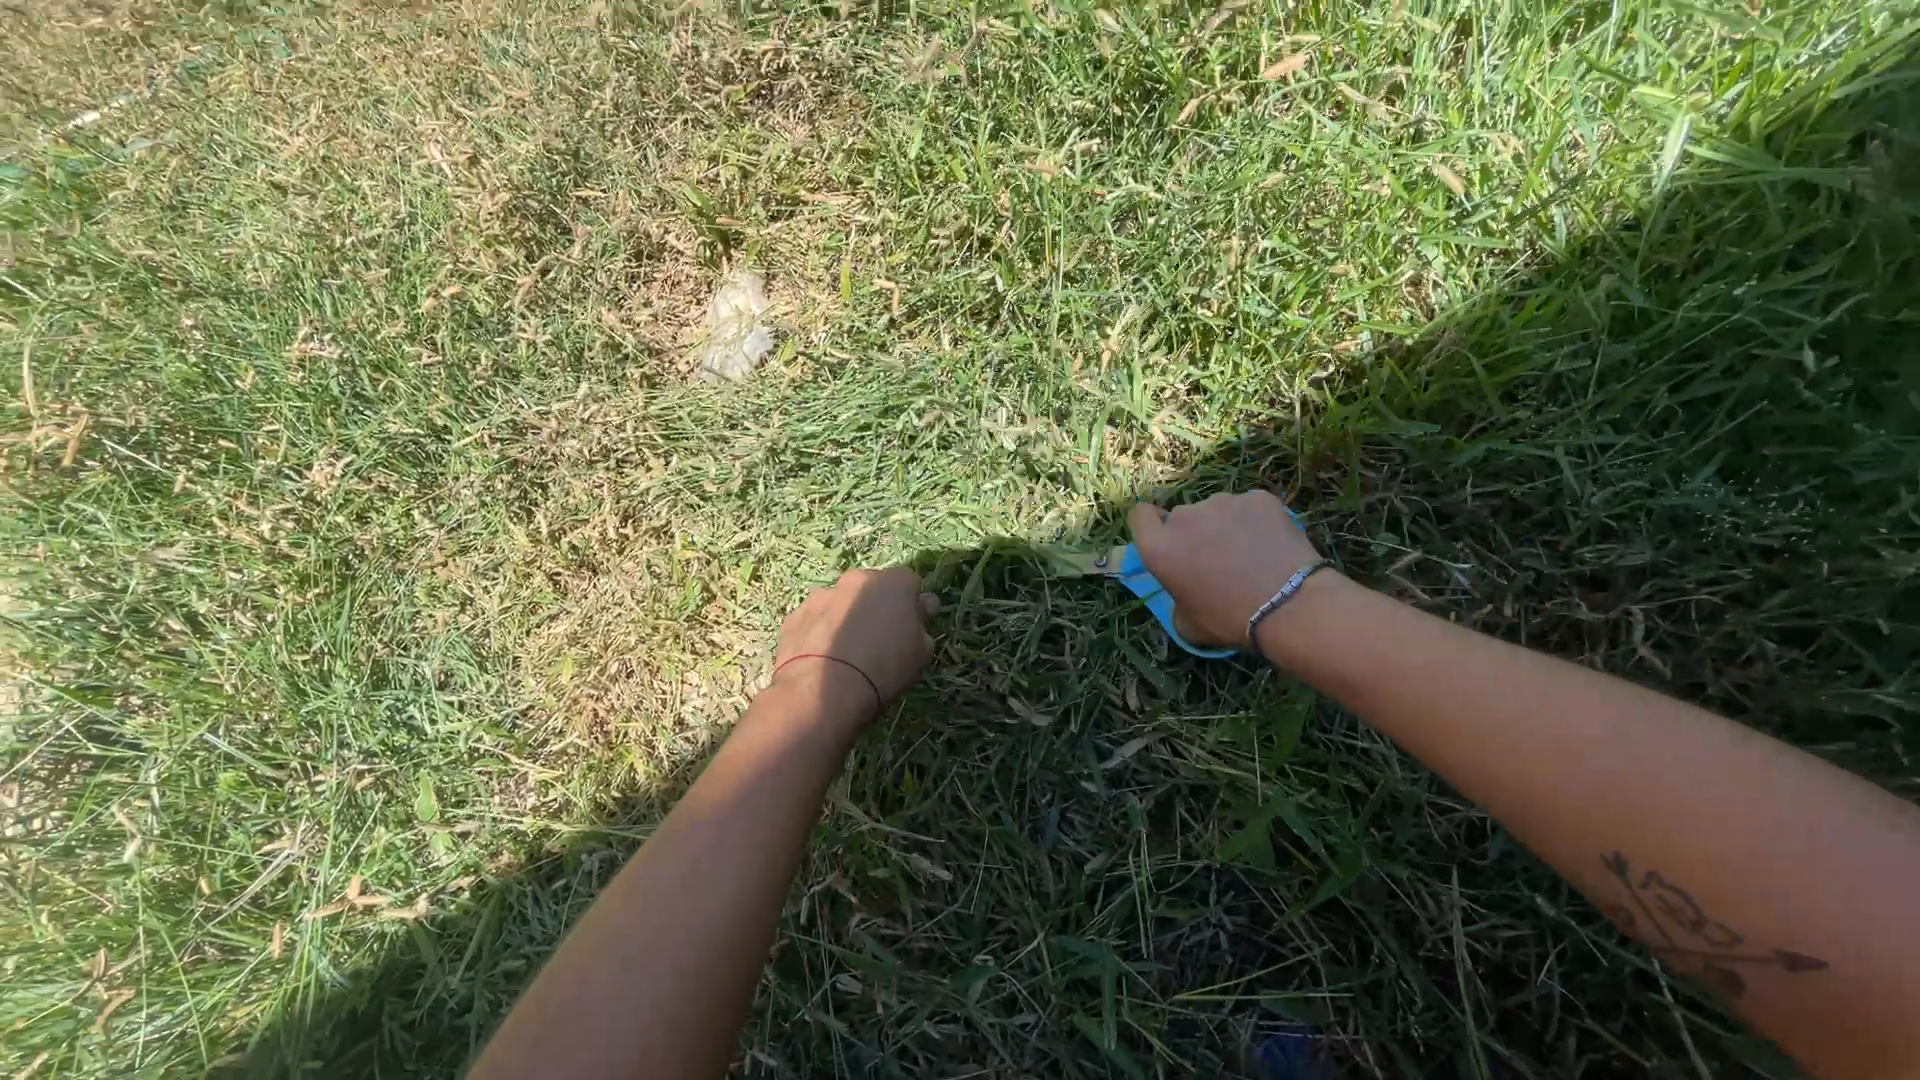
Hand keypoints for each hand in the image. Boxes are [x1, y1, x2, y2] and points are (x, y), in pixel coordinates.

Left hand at [772, 567, 938, 722]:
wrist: (825, 690)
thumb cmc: (884, 668)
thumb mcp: (921, 652)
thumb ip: (923, 622)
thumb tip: (923, 605)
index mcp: (893, 582)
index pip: (910, 583)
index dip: (911, 605)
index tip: (909, 627)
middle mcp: (857, 579)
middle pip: (873, 587)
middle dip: (876, 606)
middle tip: (877, 640)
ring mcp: (822, 594)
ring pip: (841, 601)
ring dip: (846, 617)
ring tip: (846, 653)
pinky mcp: (796, 614)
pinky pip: (815, 619)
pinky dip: (820, 631)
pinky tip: (823, 659)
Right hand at [1128, 491, 1329, 646]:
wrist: (1291, 606)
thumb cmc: (1231, 620)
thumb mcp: (1187, 623)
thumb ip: (1175, 597)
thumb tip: (1185, 588)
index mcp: (1160, 548)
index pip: (1140, 516)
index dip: (1151, 525)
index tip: (1167, 539)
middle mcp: (1185, 517)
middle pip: (1182, 516)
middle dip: (1195, 532)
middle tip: (1217, 558)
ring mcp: (1223, 502)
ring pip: (1218, 511)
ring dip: (1226, 526)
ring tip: (1251, 554)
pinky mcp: (1257, 498)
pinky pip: (1250, 508)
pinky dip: (1256, 522)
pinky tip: (1272, 545)